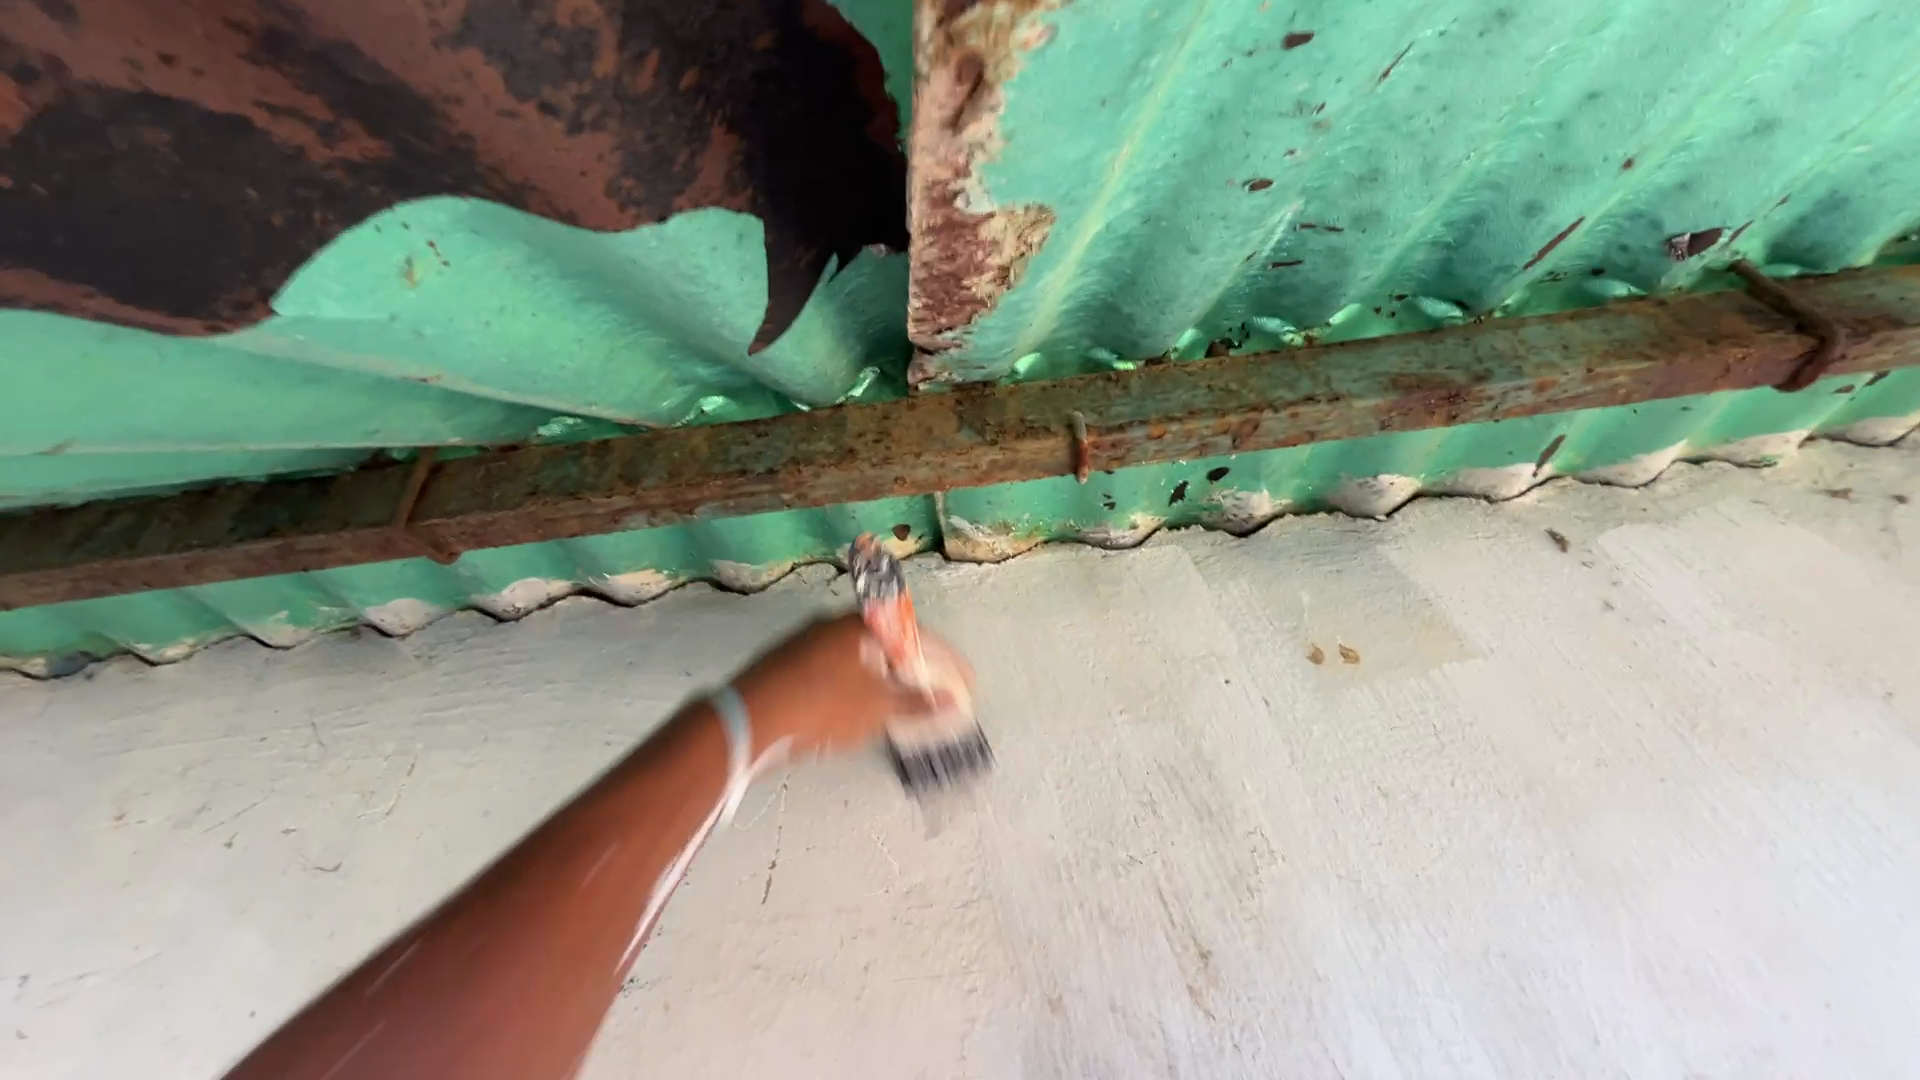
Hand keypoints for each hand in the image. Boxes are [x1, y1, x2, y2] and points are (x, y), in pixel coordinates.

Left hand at [731, 613, 973, 758]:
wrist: (748, 719)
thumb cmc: (820, 707)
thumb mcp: (875, 710)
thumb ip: (915, 703)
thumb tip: (950, 699)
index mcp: (860, 625)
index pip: (915, 635)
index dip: (943, 659)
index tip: (962, 680)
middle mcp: (832, 624)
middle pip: (885, 642)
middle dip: (911, 667)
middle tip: (929, 692)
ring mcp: (805, 641)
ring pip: (856, 655)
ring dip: (881, 677)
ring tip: (895, 705)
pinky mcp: (785, 662)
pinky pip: (833, 668)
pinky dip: (853, 684)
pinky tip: (853, 709)